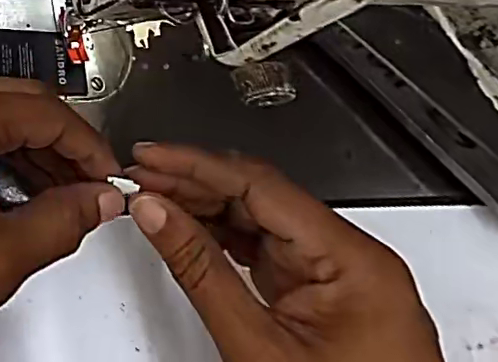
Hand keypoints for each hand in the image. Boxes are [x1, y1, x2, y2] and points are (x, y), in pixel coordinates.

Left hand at [0, 76, 125, 357]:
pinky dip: (9, 158)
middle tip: (94, 188)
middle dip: (68, 147)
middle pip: (31, 105)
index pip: (52, 113)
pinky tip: (26, 198)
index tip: (109, 177)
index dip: (90, 149)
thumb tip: (95, 201)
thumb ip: (61, 222)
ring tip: (66, 201)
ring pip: (6, 117)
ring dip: (40, 154)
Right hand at [126, 143, 441, 361]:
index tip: (152, 156)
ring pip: (259, 217)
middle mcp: (354, 259)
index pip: (259, 183)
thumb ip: (200, 270)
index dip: (196, 164)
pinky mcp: (325, 295)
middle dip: (193, 183)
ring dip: (203, 207)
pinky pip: (266, 247)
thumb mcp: (258, 352)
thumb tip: (155, 211)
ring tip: (156, 199)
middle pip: (259, 195)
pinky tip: (189, 229)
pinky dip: (224, 237)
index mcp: (354, 261)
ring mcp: (340, 277)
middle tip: (142, 176)